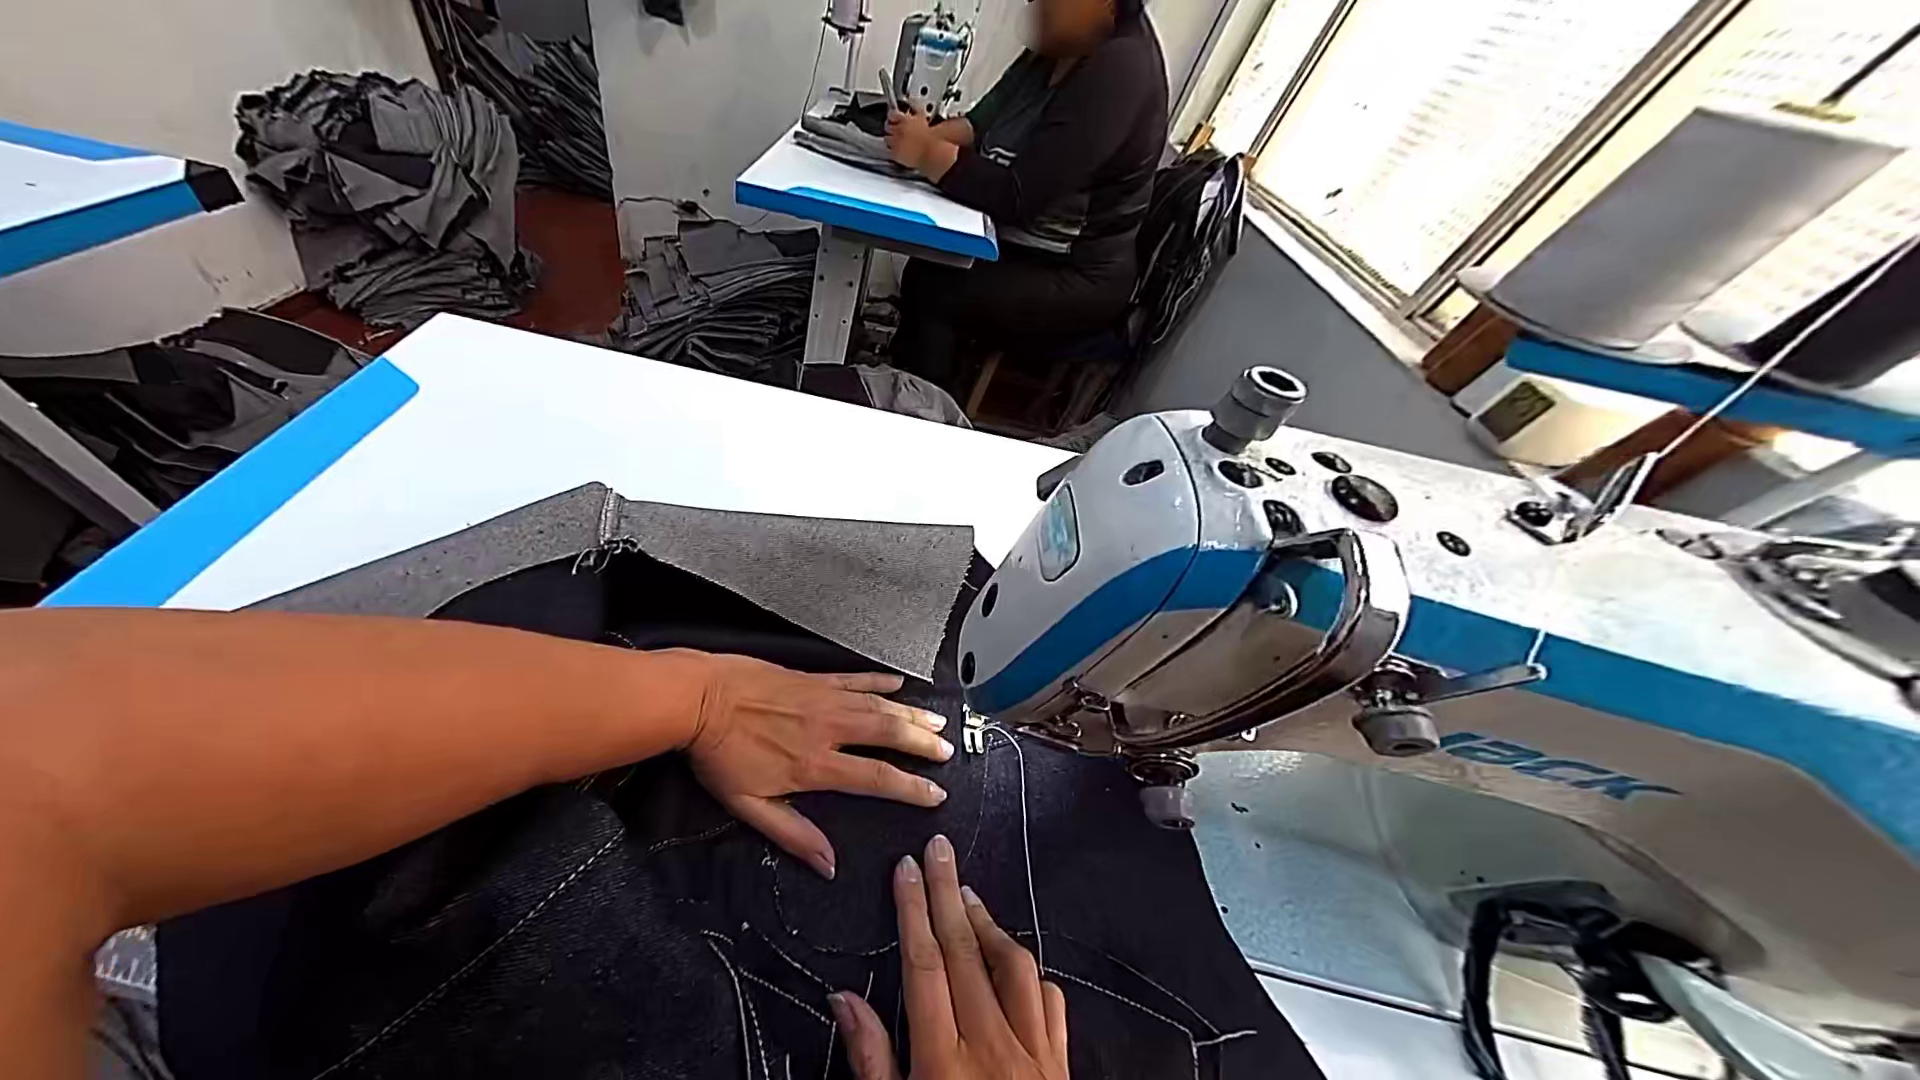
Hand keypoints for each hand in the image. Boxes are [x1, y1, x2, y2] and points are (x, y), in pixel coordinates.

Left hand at [677, 651, 951, 879]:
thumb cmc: (719, 753)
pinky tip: (899, 684)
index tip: (935, 794)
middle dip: (923, 745)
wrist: (700, 697)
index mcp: (816, 764)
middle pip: (890, 735)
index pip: (877, 778)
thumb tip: (828, 865)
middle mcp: (830, 728)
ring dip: (912, 715)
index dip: (911, 788)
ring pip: (880, 706)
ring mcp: (825, 699)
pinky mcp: (816, 678)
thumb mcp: (749, 804)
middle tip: (947, 751)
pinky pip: (857, 679)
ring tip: (937, 723)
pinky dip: (880, 682)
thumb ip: (793, 833)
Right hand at [830, 835, 1068, 1079]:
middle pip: (966, 950)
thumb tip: (845, 999)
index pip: (926, 962)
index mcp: (945, 1062)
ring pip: (1013, 965)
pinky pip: (1051, 1005)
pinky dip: (1032, 975)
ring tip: (967, 893)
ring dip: (988, 922)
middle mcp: (993, 1047)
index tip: (907, 868)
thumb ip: (872, 1063)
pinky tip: (1017, 962)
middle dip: (948, 892)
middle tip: (939, 849)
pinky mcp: (1062, 1070)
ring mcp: (1035, 1056)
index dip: (913, 909)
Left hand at [886, 107, 935, 169]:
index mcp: (905, 120)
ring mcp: (896, 142)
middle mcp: (899, 130)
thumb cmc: (931, 138)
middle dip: (890, 129)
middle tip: (893, 131)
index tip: (893, 119)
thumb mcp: (924, 121)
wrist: (931, 153)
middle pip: (888, 126)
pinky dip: (891, 152)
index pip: (892, 115)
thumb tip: (918, 110)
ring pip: (887, 139)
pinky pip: (889, 152)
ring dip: (890, 140)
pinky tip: (896, 153)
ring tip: (894, 142)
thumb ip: (918, 114)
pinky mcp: (896, 154)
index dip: (892, 117)